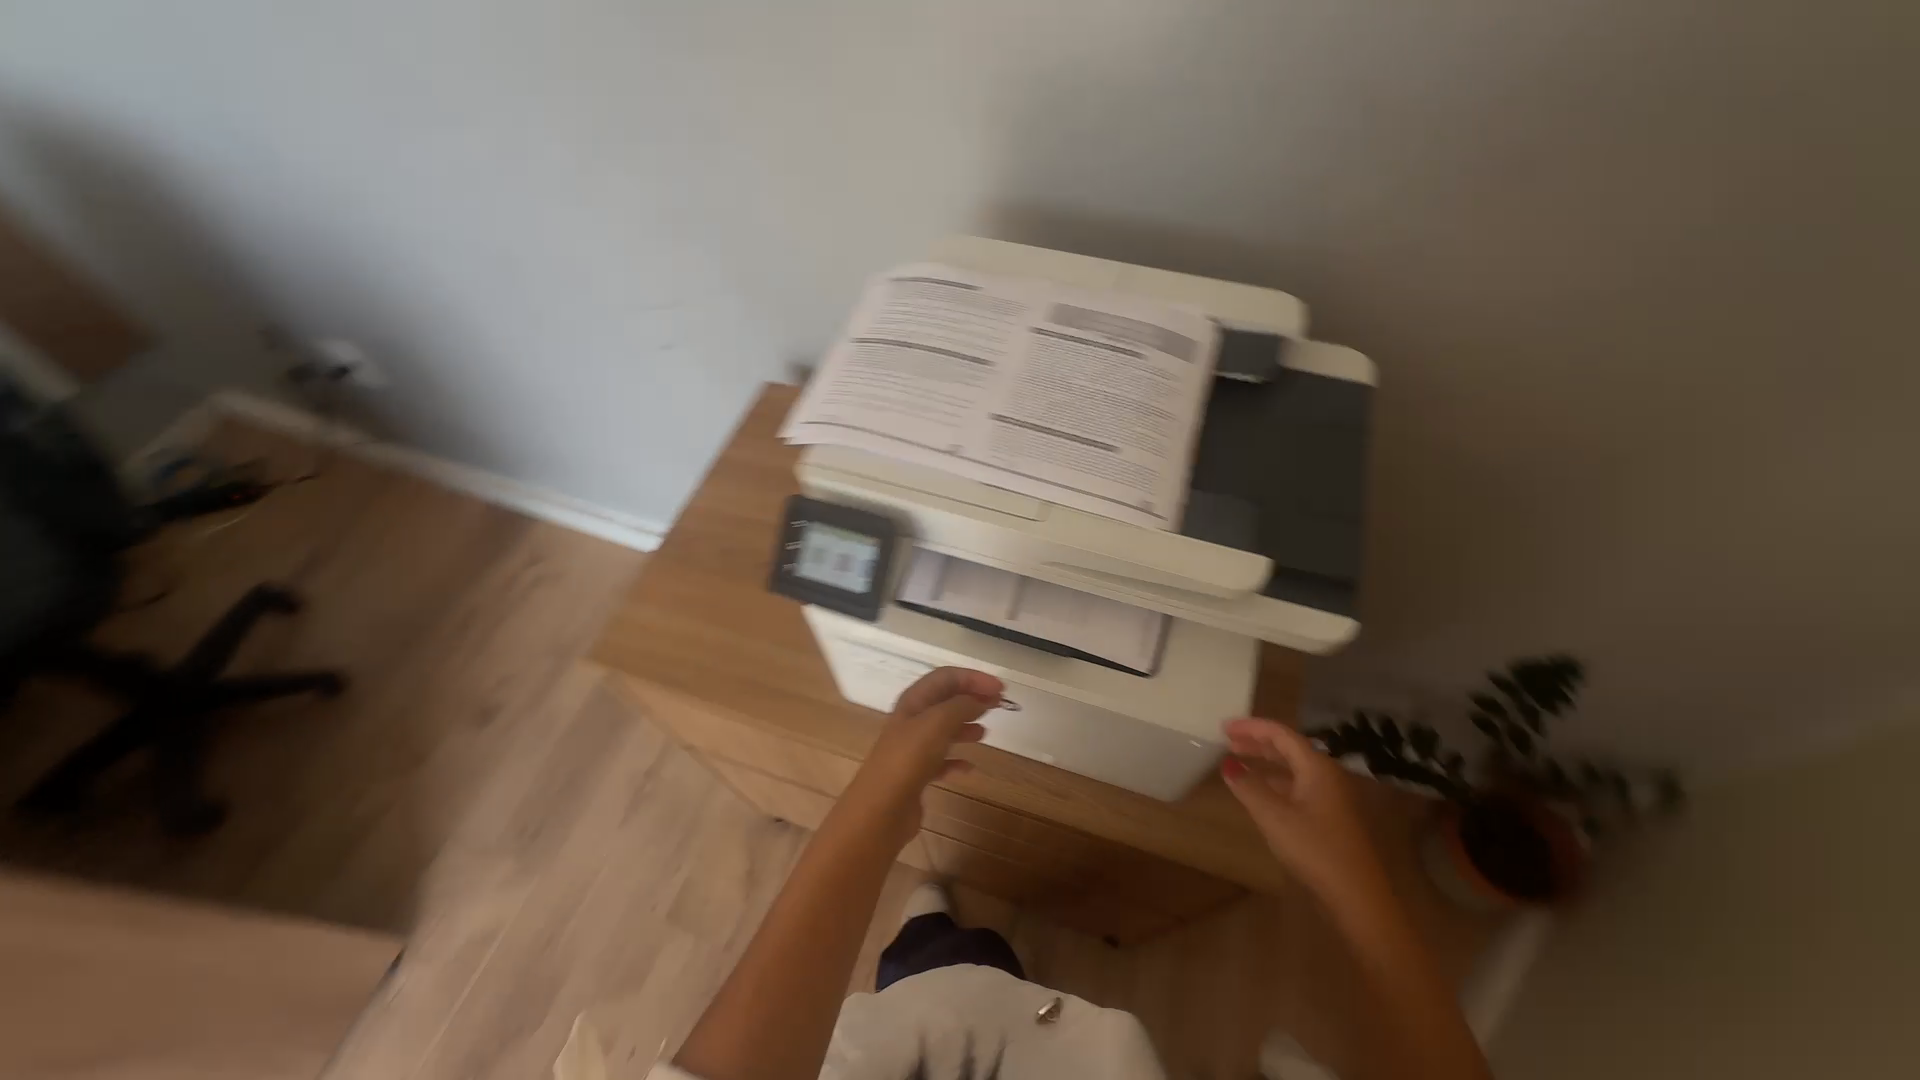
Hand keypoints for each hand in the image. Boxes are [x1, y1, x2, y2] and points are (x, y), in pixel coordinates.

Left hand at [841, 667, 1001, 850]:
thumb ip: (962, 706)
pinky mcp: (916, 775)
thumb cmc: (909, 758)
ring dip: (965, 727)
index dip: (974, 678)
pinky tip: (969, 768)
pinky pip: (941, 762)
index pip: (946, 677)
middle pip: (945, 701)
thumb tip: (981, 699)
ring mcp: (913, 748)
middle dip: (972, 699)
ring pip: (944, 730)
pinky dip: (956, 761)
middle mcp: (912, 721)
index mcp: (914, 701)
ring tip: (984, 732)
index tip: (1000, 689)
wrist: (882, 809)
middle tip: (998, 706)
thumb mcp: (938, 722)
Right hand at [1221, 716, 1394, 909]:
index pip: (1281, 734)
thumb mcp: (1274, 816)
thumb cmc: (1315, 849)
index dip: (1251, 727)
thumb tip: (1228, 765)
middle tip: (1227, 741)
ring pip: (1294, 769)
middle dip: (1257, 742)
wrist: (1357, 895)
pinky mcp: (1329, 817)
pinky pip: (1298, 787)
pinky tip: (1260, 791)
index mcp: (1317, 767)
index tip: (1224, 726)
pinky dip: (1275, 782)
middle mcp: (1327, 775)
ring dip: (1266, 763)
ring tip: (1238, 762)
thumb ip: (1249, 787)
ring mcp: (1331, 797)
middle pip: (1289, 748)